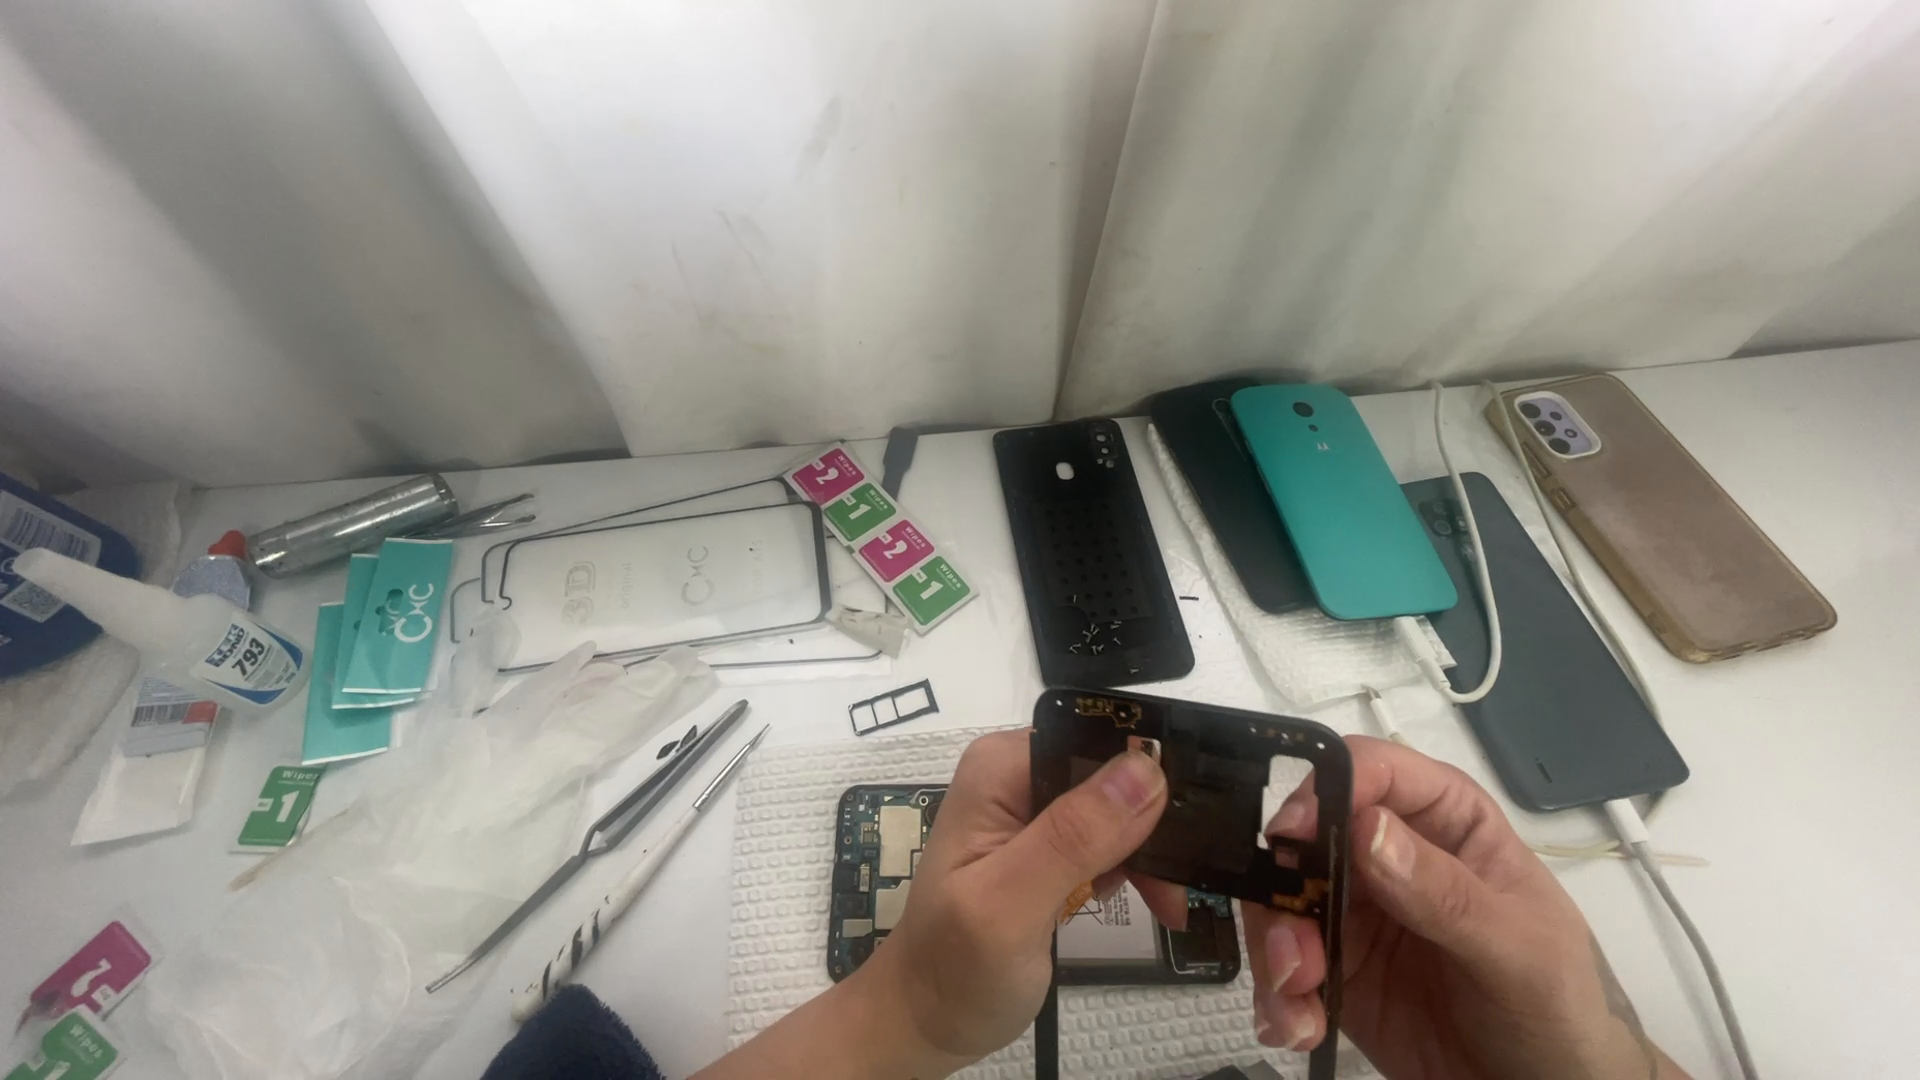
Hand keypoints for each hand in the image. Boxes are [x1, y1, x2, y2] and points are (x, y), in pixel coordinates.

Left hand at [857, 730, 1179, 1071]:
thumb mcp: (1010, 903)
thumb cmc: (955, 967)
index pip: (1089, 739)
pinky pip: (1107, 833)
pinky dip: (1131, 866)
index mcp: (1001, 766)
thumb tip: (1142, 770)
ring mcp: (1032, 806)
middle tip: (1171, 887)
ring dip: (1145, 852)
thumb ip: (1072, 837)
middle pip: (1109, 772)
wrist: (929, 1015)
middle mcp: (1017, 772)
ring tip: (1161, 903)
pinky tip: (1135, 897)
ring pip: (1117, 805)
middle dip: (1148, 824)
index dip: (1140, 771)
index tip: (1179, 825)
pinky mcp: (1047, 839)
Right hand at [1245, 735, 1687, 1078]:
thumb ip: (1444, 891)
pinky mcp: (1325, 959)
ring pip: (1275, 894)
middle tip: (1291, 943)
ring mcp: (1347, 904)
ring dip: (1273, 946)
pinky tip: (1300, 1024)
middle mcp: (1379, 849)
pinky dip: (1276, 990)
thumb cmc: (1557, 1010)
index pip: (1371, 768)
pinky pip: (1276, 957)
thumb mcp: (1519, 951)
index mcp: (1439, 818)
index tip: (1295, 833)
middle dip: (1282, 884)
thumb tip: (1365, 827)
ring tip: (1300, 997)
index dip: (1326, 787)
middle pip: (1301, 830)